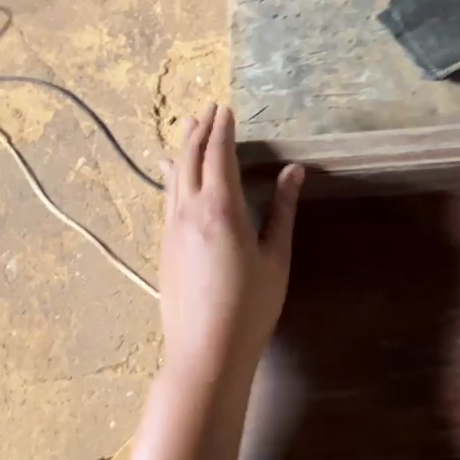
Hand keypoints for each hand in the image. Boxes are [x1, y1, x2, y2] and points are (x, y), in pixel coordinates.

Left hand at [157, 104, 303, 375]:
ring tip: (188, 127)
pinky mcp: (165, 246)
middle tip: (209, 109)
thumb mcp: (276, 257)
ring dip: (183, 148)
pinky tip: (171, 172)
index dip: (223, 129)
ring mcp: (172, 229)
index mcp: (220, 209)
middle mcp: (189, 211)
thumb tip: (295, 171)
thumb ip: (282, 210)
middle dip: (200, 130)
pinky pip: (167, 196)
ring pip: (174, 176)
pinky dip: (172, 174)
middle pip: (191, 158)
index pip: (219, 155)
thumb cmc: (250, 306)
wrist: (204, 351)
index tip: (227, 108)